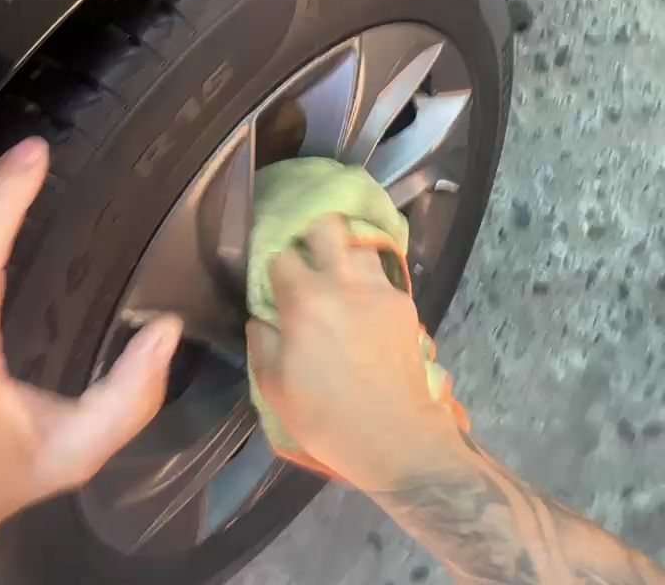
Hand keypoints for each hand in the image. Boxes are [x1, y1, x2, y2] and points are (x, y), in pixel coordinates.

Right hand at [244, 214, 465, 491]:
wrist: (396, 438)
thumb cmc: (326, 418)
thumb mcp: (274, 388)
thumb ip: (261, 343)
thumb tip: (261, 316)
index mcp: (305, 301)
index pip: (281, 255)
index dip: (273, 264)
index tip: (273, 278)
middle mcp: (343, 283)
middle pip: (328, 227)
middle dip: (312, 236)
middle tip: (307, 258)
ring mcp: (379, 289)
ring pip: (359, 246)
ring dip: (344, 256)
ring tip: (339, 278)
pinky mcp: (404, 304)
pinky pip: (382, 276)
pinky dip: (368, 282)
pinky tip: (364, 305)